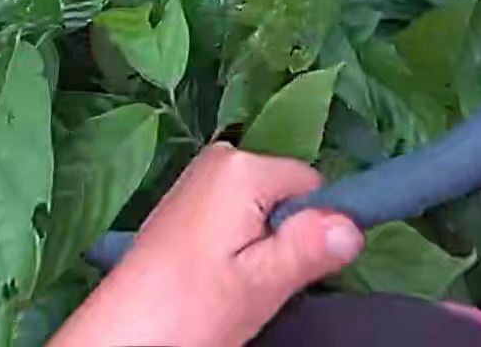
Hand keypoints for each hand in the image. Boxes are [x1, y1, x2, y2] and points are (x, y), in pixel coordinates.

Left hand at [48, 143, 363, 346]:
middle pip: (284, 189)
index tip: (294, 265)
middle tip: (259, 277)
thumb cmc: (194, 303)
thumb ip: (307, 247)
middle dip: (283, 232)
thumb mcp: (261, 282)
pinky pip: (236, 206)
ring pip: (262, 201)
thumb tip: (353, 224)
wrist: (128, 324)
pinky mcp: (189, 193)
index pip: (311, 182)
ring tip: (235, 277)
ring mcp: (201, 173)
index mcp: (240, 166)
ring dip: (260, 238)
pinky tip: (219, 268)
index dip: (314, 225)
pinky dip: (238, 235)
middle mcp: (220, 156)